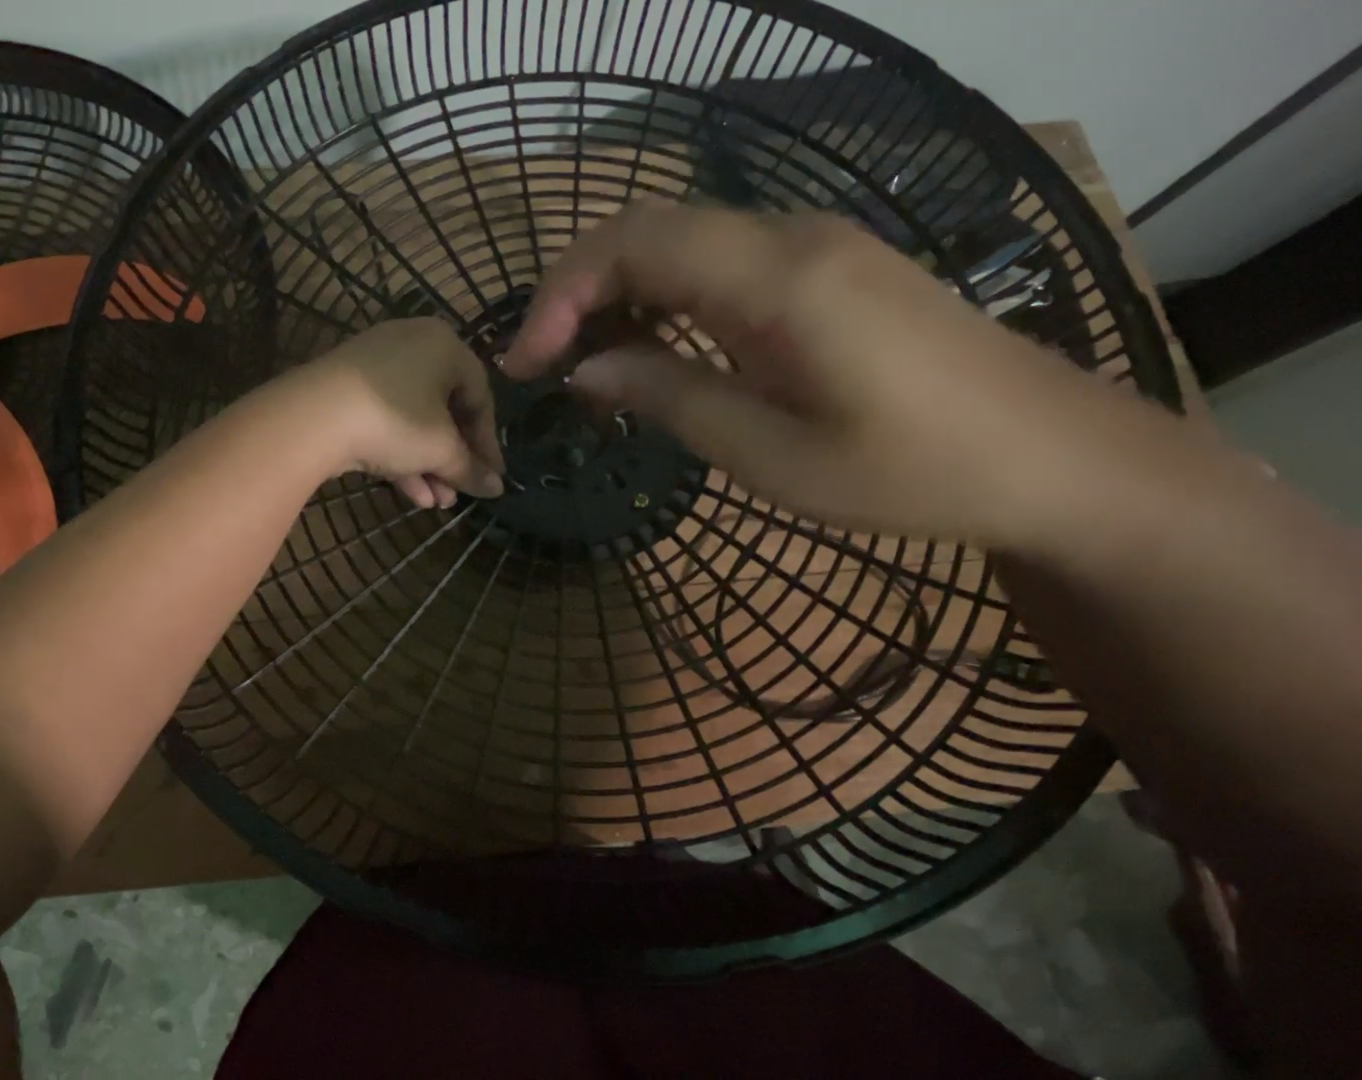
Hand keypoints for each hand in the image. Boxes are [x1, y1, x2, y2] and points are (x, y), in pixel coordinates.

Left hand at [286, 318, 506, 508]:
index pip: (479, 396)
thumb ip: (471, 468)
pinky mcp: (346, 389)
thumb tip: (497, 487)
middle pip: (444, 410)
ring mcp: (374, 366)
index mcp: (444, 345)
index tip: (491, 477)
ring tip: (437, 503)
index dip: (488, 442)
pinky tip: (412, 495)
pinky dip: (400, 455)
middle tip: (459, 493)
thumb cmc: (394, 421)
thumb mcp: (440, 449)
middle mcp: (412, 345)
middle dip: (452, 460)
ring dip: (428, 465)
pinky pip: (385, 421)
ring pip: (412, 420)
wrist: (312, 417)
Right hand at [502, 201, 1156, 547]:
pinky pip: (724, 262)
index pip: (632, 245)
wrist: (1053, 458)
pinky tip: (656, 352)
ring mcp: (817, 247)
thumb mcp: (769, 454)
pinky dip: (669, 298)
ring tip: (587, 368)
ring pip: (684, 243)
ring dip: (621, 294)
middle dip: (578, 290)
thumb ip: (668, 398)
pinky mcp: (832, 269)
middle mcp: (791, 238)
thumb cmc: (909, 473)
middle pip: (650, 230)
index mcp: (775, 279)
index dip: (560, 295)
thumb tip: (582, 372)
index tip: (524, 364)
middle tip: (543, 365)